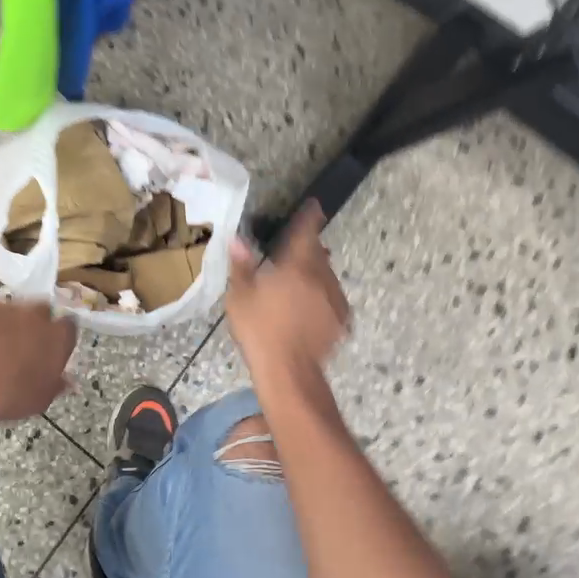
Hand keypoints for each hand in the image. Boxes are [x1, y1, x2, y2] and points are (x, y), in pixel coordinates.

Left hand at [0, 298, 77, 426]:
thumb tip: (66, 380)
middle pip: (42, 311)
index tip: (53, 347)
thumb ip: (56, 384)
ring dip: (11, 321)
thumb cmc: (13, 396)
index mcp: (58, 337)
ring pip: (15, 309)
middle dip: (36, 323)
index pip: (69, 326)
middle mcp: (37, 315)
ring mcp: (9, 308)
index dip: (60, 336)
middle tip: (25, 344)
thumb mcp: (41, 399)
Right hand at [226, 200, 350, 397]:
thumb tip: (237, 239)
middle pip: (318, 254)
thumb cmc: (259, 330)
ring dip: (315, 271)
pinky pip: (331, 297)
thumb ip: (241, 265)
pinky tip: (309, 303)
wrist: (289, 371)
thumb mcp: (239, 296)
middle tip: (296, 246)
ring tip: (299, 277)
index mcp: (296, 266)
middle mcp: (320, 278)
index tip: (312, 206)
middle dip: (309, 247)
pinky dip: (321, 293)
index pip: (306, 233)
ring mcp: (334, 300)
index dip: (309, 217)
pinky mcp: (341, 320)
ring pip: (326, 276)